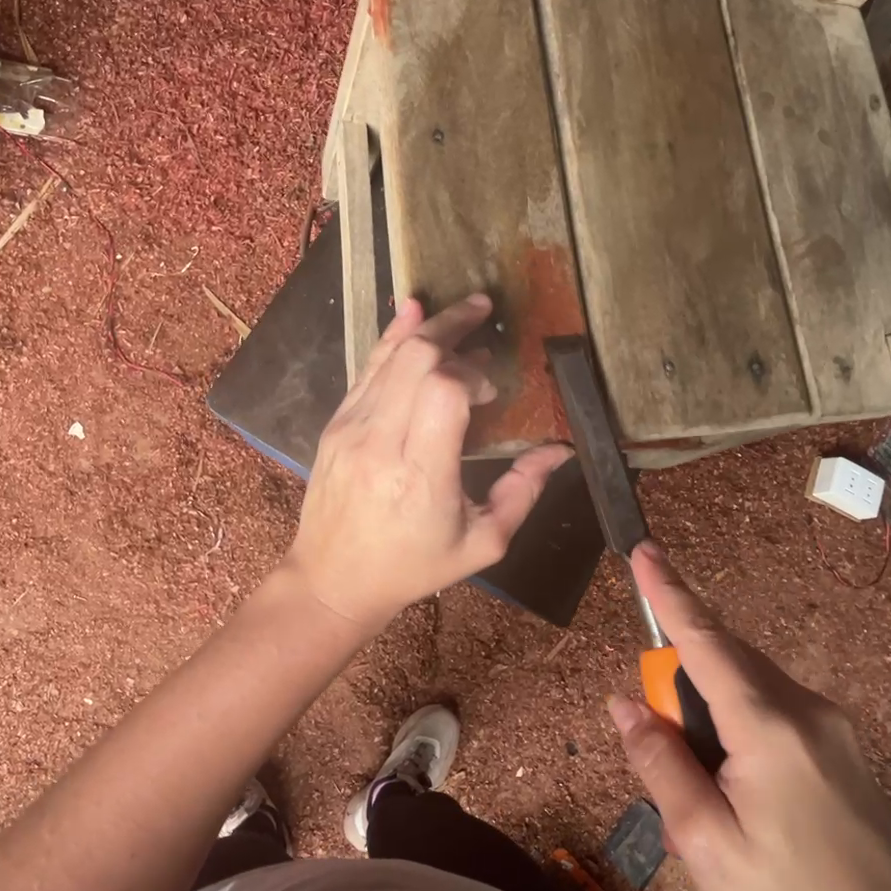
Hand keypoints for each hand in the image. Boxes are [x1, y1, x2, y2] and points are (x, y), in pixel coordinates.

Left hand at [282, 295, 571, 636]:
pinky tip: (414, 313)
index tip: (489, 393)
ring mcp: (350, 430)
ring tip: (464, 311)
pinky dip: (393, 338)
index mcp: (420, 476)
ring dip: (428, 328)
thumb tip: (558, 450)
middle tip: (485, 315)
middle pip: (416, 360)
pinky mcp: (335, 425)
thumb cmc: (412, 567)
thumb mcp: (481, 543)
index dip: (472, 376)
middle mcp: (380, 444)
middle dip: (454, 329)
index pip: (443, 391)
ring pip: (389, 357)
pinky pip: (366, 369)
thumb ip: (521, 492)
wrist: (332, 579)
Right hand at [607, 542, 890, 890]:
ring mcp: (839, 737)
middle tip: (666, 756)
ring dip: (710, 716)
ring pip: (751, 693)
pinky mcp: (851, 762)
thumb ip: (660, 764)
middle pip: (726, 664)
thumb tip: (623, 702)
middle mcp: (810, 714)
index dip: (668, 593)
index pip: (704, 642)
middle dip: (681, 683)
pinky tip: (740, 800)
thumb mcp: (705, 845)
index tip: (643, 548)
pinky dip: (741, 735)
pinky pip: (778, 720)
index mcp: (770, 728)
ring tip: (704, 798)